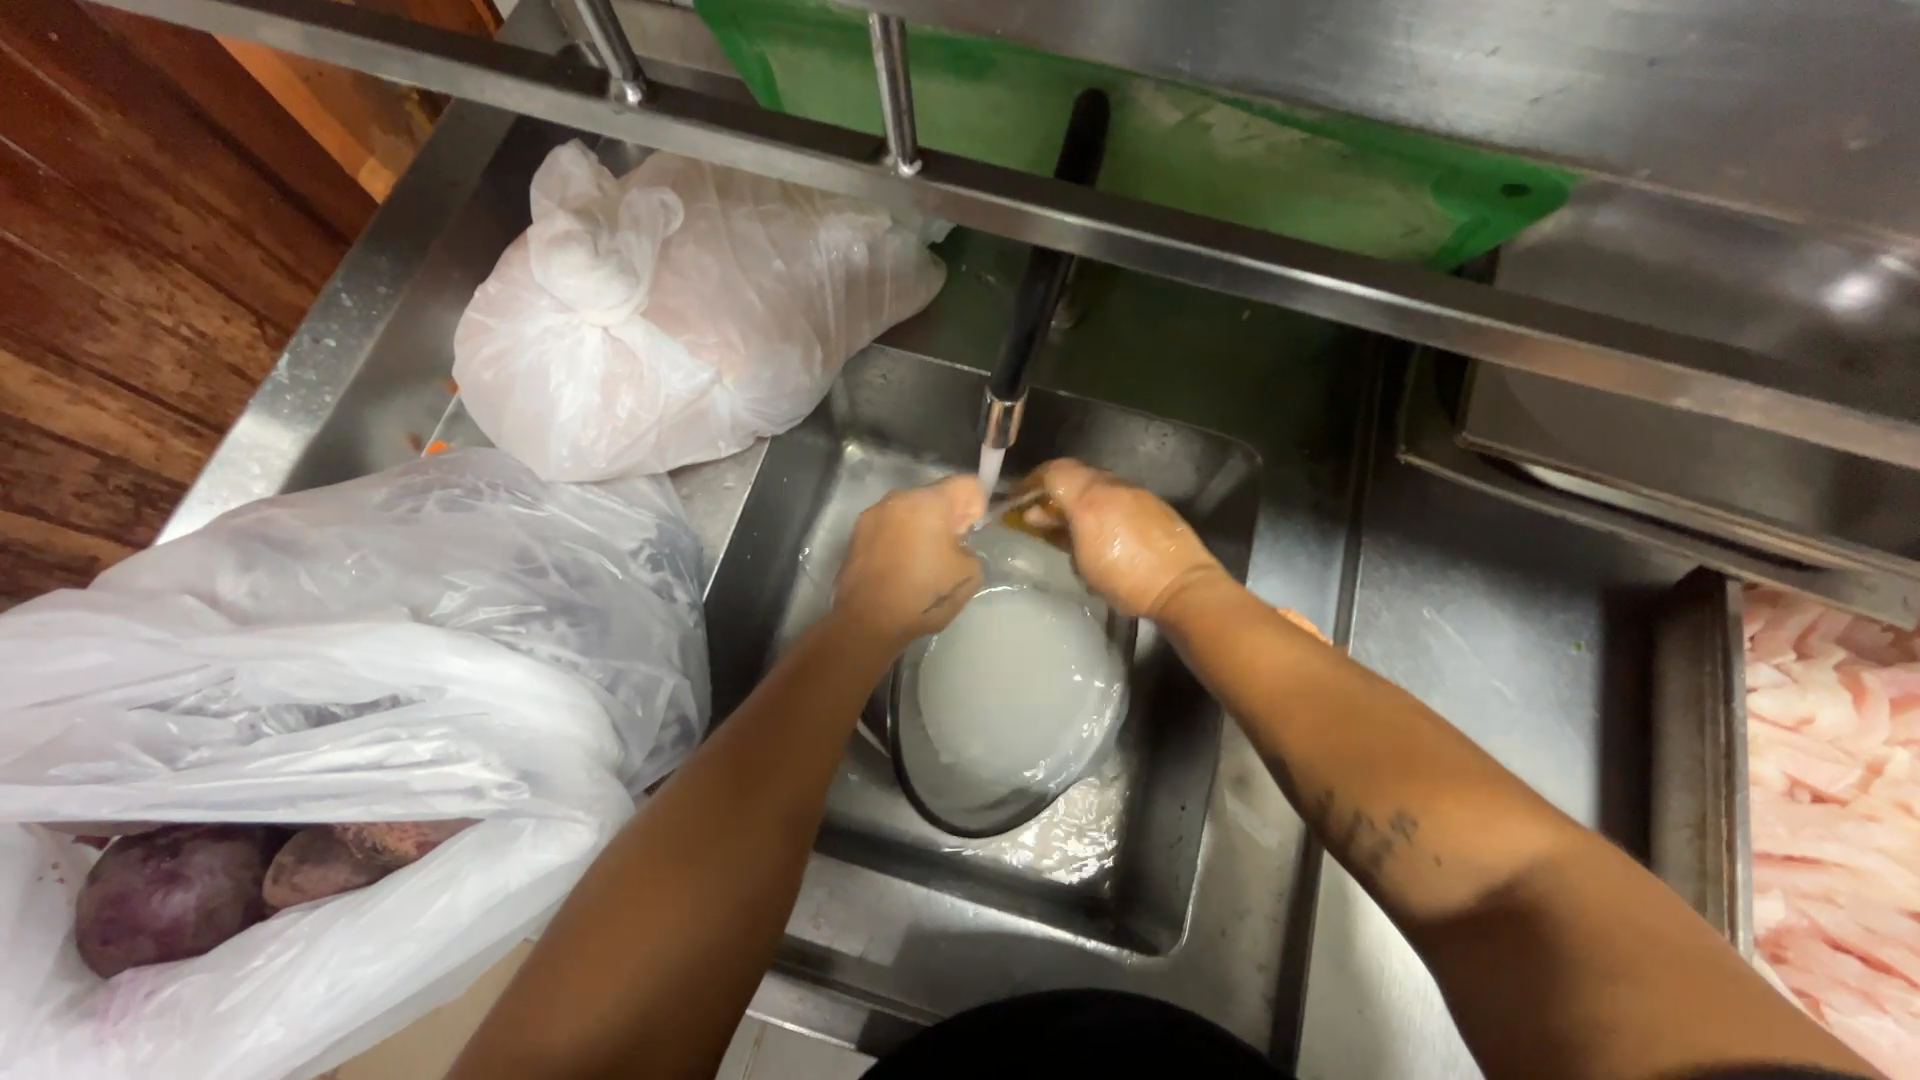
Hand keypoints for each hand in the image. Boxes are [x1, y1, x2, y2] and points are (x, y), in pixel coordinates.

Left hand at [833, 476, 985, 646]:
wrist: (868, 621)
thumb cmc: (924, 596)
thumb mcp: (969, 575)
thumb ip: (968, 548)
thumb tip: (954, 545)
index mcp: (929, 502)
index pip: (967, 483)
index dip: (977, 506)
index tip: (970, 535)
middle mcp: (898, 498)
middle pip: (935, 495)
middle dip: (947, 517)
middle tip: (949, 551)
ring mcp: (872, 514)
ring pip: (909, 510)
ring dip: (920, 527)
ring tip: (920, 563)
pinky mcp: (855, 534)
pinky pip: (888, 526)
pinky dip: (898, 539)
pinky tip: (898, 569)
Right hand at [1022, 458, 1227, 618]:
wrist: (1183, 586)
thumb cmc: (1126, 582)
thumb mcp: (1082, 565)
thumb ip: (1059, 534)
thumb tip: (1038, 516)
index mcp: (1089, 500)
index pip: (1053, 472)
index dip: (1032, 481)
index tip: (1021, 498)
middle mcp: (1112, 486)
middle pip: (1075, 472)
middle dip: (1055, 488)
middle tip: (1043, 510)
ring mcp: (1135, 491)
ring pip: (1098, 481)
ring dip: (1079, 494)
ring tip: (1071, 520)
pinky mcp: (1152, 501)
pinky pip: (1118, 493)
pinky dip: (1102, 502)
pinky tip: (1102, 526)